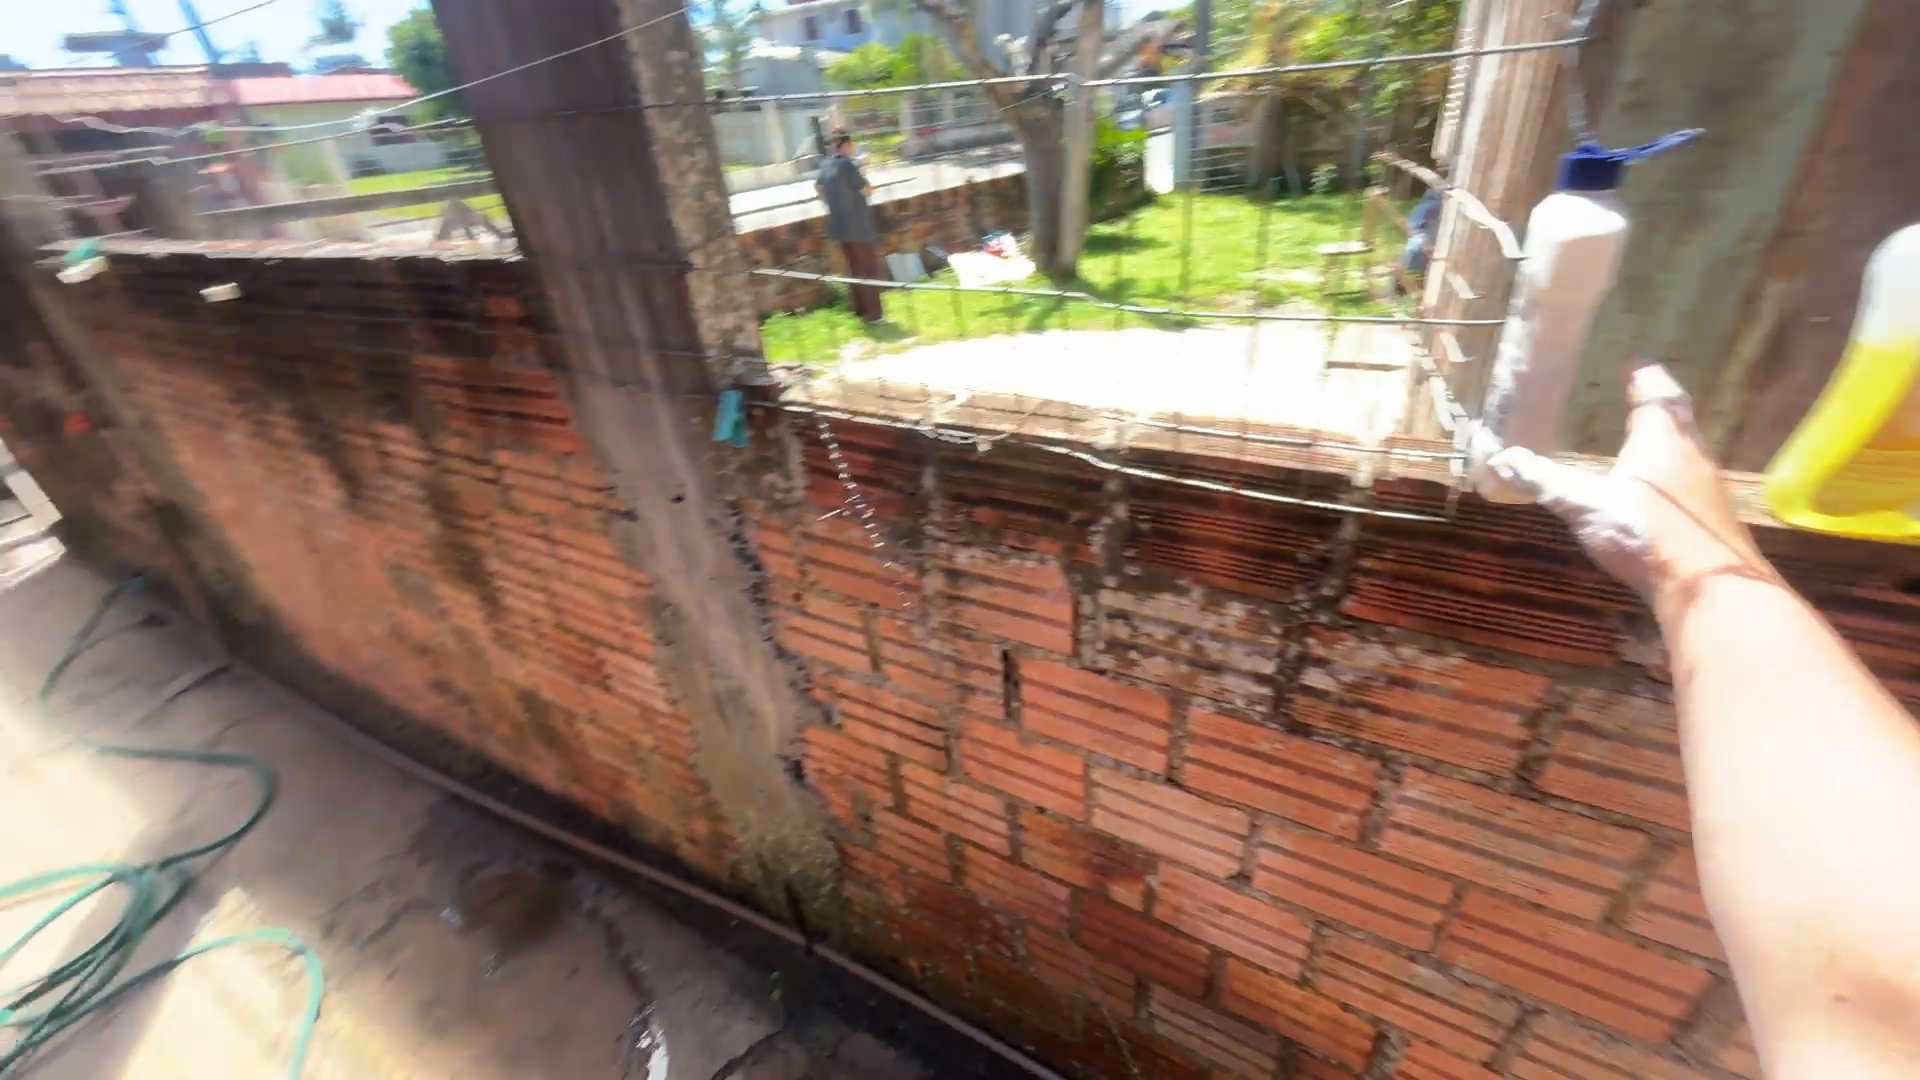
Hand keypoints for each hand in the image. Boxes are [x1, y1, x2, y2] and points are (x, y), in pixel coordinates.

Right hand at [1482, 359, 1774, 607]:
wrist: (1706, 587)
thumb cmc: (1644, 531)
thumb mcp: (1582, 502)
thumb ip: (1541, 480)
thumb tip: (1500, 458)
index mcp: (1662, 443)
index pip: (1658, 400)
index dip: (1646, 379)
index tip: (1637, 362)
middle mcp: (1689, 458)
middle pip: (1677, 423)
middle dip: (1657, 407)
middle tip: (1639, 394)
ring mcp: (1701, 491)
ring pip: (1682, 452)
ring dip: (1662, 440)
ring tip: (1637, 439)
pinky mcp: (1702, 520)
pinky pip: (1679, 482)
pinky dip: (1661, 473)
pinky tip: (1645, 490)